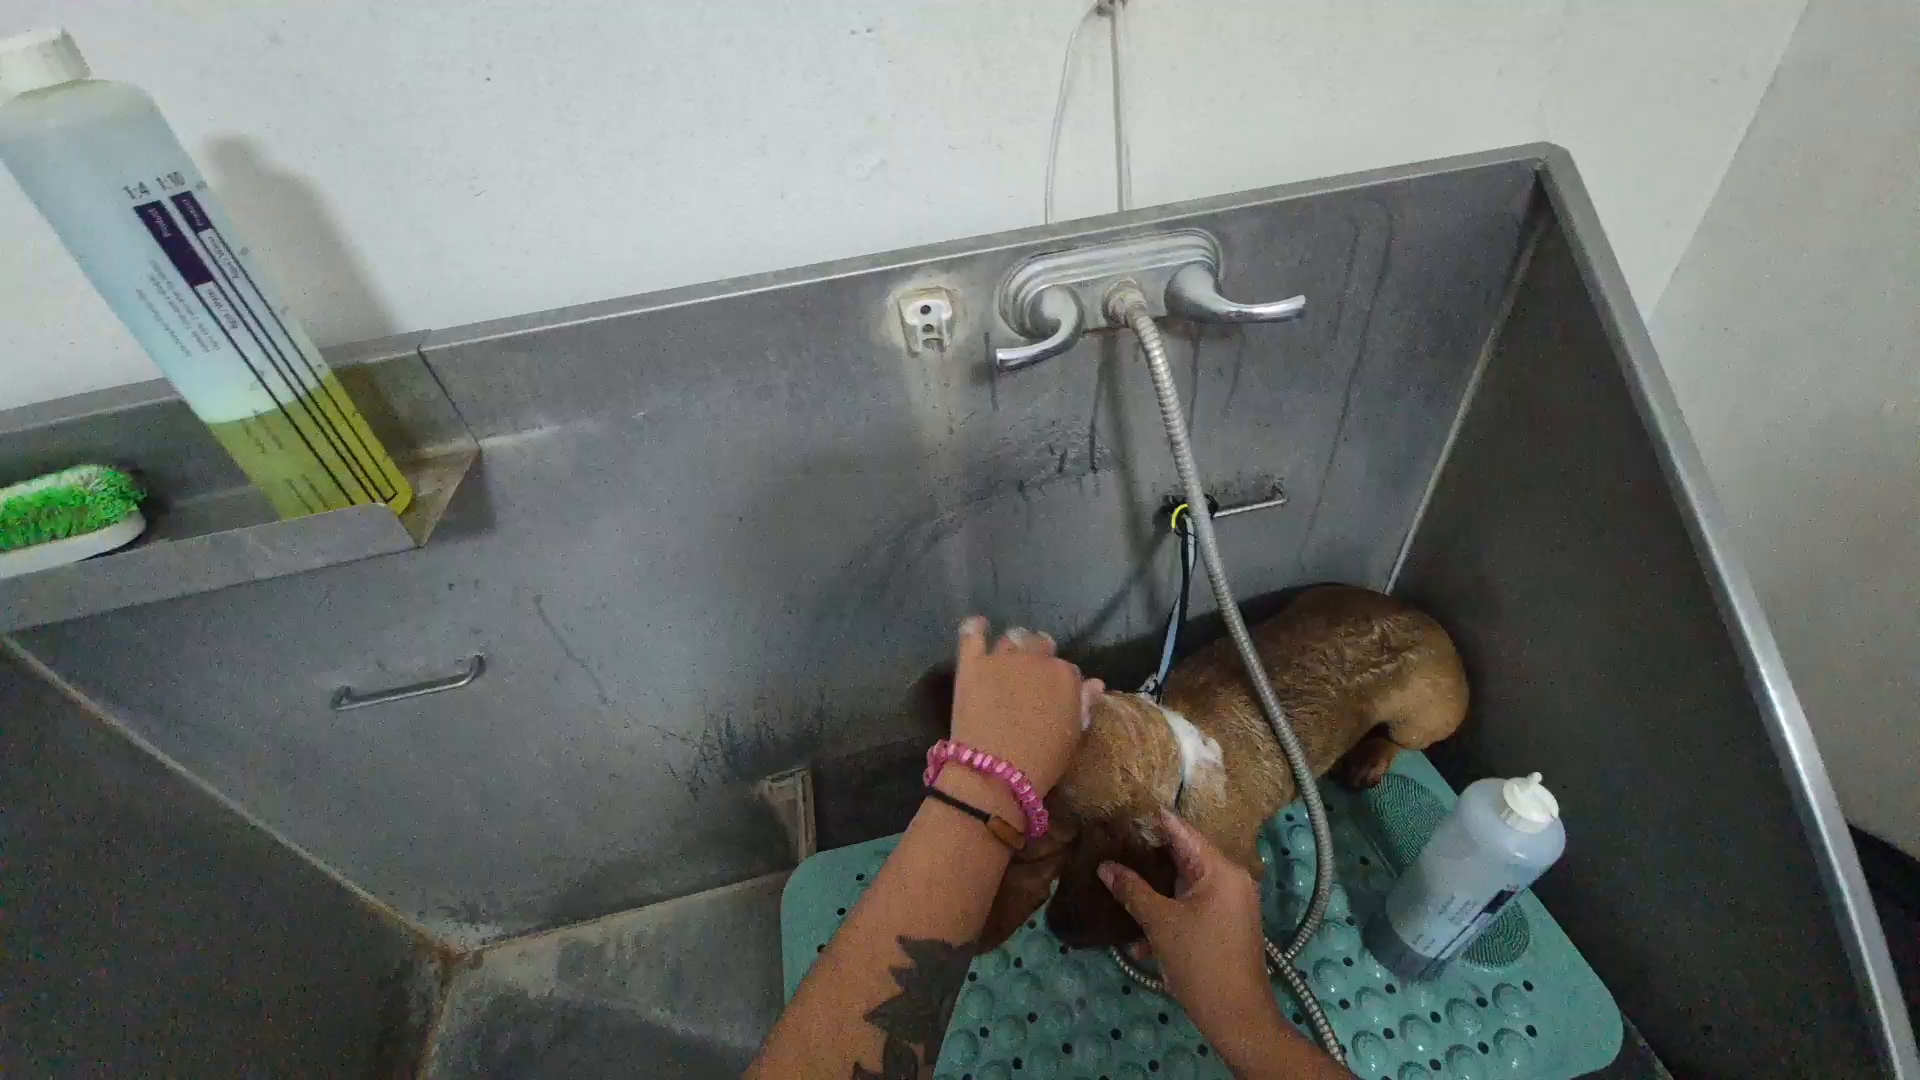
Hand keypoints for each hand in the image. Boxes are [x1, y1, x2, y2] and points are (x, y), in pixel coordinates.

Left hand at [947, 617, 1102, 797]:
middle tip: (1031, 676)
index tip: (1053, 695)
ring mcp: (1002, 659)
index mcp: (1065, 675)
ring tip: (1009, 655)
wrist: (995, 772)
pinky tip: (978, 624)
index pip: (1066, 668)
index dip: (1059, 680)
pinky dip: (975, 627)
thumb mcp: (1072, 735)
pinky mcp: (972, 664)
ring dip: (1013, 644)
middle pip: (1040, 645)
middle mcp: (1035, 659)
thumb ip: (1083, 704)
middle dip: (1039, 656)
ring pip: (1011, 637)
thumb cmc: (1041, 760)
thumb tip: (1094, 684)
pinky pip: (972, 634)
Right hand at [1098, 811, 1280, 1046]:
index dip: (1151, 820)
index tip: (1122, 811)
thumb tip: (1104, 866)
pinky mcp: (1224, 924)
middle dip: (1148, 854)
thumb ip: (1132, 890)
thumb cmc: (1201, 963)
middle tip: (1112, 843)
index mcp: (1220, 870)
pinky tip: (1138, 934)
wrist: (1239, 1021)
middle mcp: (1229, 879)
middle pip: (1183, 855)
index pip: (1182, 830)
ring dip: (1154, 887)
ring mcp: (1229, 903)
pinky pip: (1191, 905)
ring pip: (1184, 882)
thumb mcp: (1160, 924)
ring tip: (1117, 878)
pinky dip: (1168, 911)